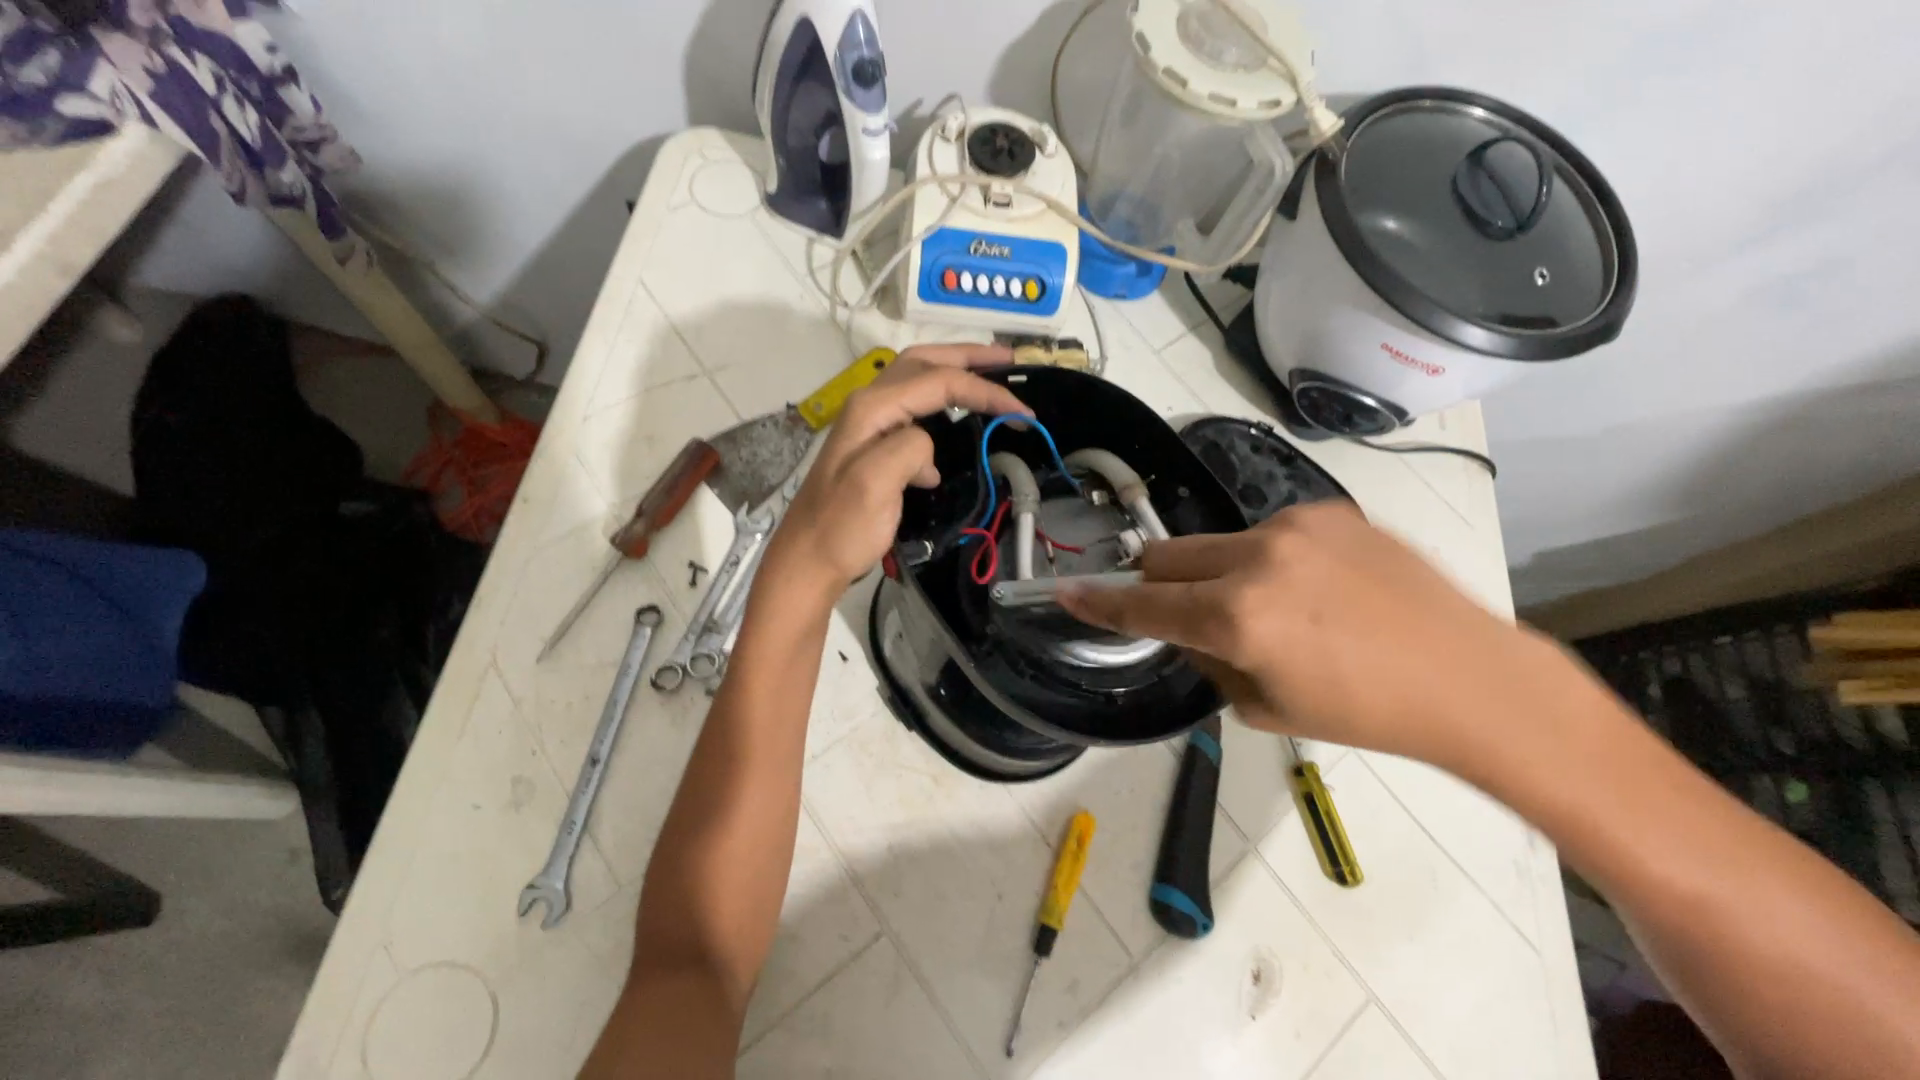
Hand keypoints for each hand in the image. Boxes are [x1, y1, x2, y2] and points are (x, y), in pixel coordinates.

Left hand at [762, 344, 1030, 604]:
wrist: (809, 562)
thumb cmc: (842, 527)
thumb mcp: (873, 485)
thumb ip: (908, 448)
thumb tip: (929, 445)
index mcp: (872, 409)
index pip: (940, 382)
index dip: (985, 391)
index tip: (1023, 413)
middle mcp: (869, 406)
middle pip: (925, 363)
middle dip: (970, 357)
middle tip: (1011, 360)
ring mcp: (870, 426)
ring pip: (918, 383)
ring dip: (955, 374)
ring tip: (991, 378)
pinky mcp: (874, 449)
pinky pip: (913, 414)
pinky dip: (941, 409)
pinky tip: (956, 433)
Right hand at [1059, 501, 1579, 769]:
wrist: (1467, 677)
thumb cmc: (1364, 711)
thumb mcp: (1264, 706)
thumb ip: (1211, 659)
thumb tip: (1193, 629)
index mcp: (1238, 618)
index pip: (1145, 606)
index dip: (1098, 603)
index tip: (1063, 592)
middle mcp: (1258, 558)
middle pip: (1168, 554)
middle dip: (1155, 580)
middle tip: (1175, 608)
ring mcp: (1296, 527)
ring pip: (1218, 542)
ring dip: (1217, 572)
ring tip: (1272, 608)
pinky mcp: (1331, 512)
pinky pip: (1271, 534)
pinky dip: (1269, 561)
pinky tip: (1315, 589)